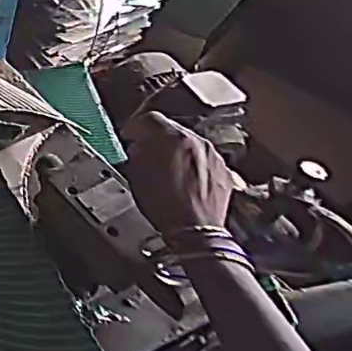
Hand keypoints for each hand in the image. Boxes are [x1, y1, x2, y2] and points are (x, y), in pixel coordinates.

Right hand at [122, 111, 234, 233]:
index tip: (129, 136)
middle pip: (170, 128)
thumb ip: (137, 151)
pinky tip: (180, 178)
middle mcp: (197, 142)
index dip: (134, 127)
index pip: (148, 118)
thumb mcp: (137, 174)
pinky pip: (201, 157)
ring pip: (187, 141)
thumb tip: (139, 144)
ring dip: (173, 150)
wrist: (195, 231)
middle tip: (142, 152)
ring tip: (162, 168)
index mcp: (172, 138)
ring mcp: (212, 155)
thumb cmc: (165, 206)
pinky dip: (189, 162)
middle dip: (154, 138)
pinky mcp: (222, 169)